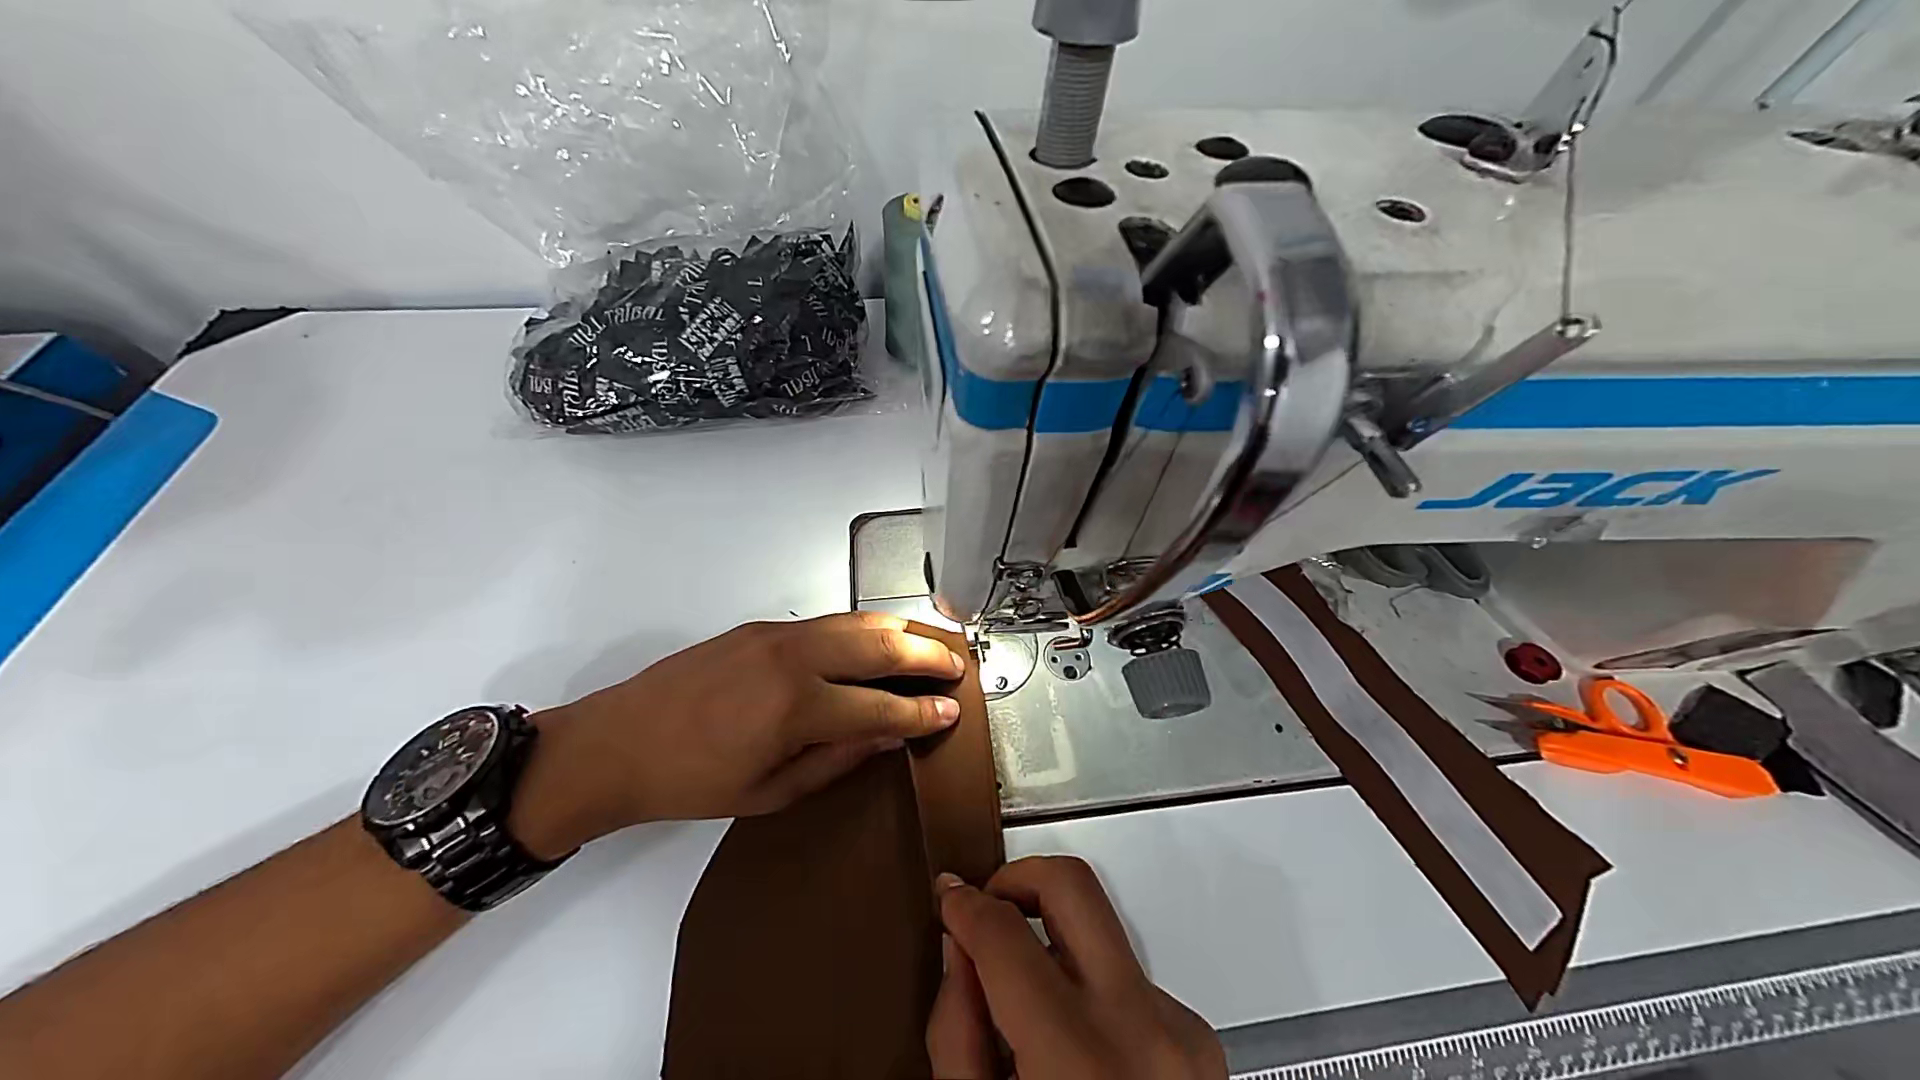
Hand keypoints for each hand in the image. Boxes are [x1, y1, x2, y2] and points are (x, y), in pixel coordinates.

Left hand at [508, 612, 967, 855]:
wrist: (615, 744)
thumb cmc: (689, 782)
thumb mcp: (769, 792)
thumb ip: (837, 759)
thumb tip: (887, 736)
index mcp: (796, 708)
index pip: (881, 705)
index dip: (922, 711)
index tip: (950, 711)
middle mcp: (792, 657)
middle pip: (880, 643)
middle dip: (927, 653)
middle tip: (957, 664)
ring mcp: (775, 634)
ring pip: (856, 620)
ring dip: (900, 629)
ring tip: (931, 641)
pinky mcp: (759, 626)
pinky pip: (826, 621)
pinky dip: (862, 626)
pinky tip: (877, 637)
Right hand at [928, 856, 1225, 1079]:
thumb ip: (958, 1033)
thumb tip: (959, 949)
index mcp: (1081, 1062)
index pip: (1006, 933)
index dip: (964, 904)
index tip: (948, 896)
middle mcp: (1143, 1030)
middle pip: (1073, 886)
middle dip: (1018, 877)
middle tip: (987, 905)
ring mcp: (1180, 1031)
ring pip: (1100, 927)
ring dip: (1052, 937)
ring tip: (1024, 993)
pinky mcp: (1198, 1037)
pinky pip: (1127, 976)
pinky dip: (1087, 984)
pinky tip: (1072, 1041)